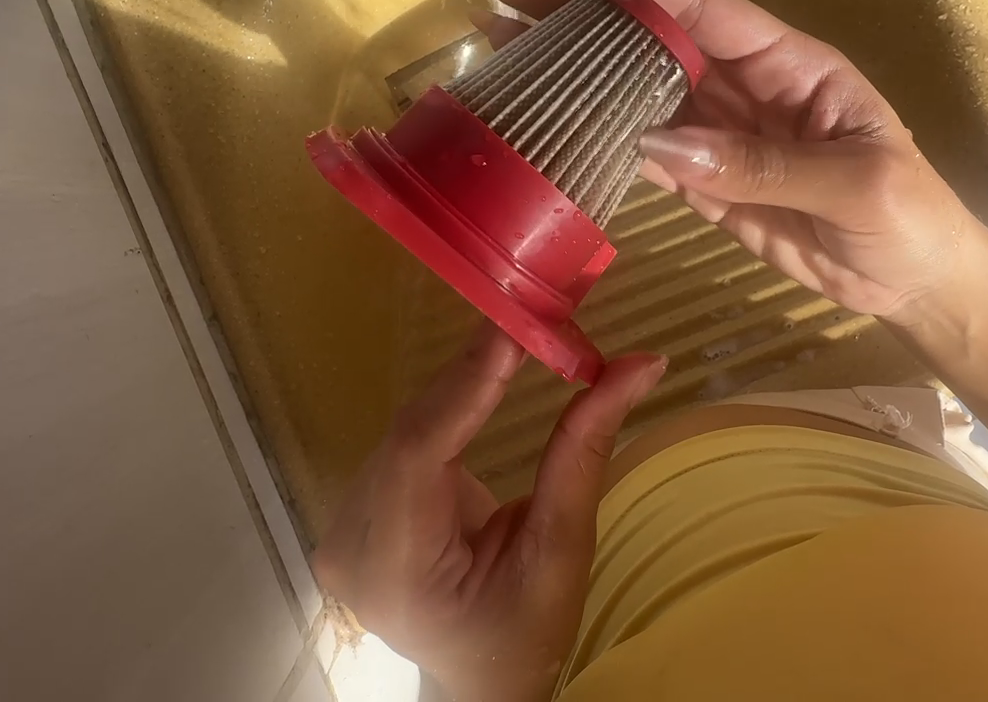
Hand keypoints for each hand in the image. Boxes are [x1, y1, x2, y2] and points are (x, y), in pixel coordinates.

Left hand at [314, 328, 666, 701]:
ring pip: (411, 423)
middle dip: (475, 372)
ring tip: (521, 340)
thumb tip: (641, 364)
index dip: (466, 383)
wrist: (482, 675)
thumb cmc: (524, 631)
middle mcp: (350, 541)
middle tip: (533, 321)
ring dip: (466, 382)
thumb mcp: (562, 549)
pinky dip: (454, 401)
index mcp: (392, 569)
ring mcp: (346, 521)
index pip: (418, 453)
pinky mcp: (361, 502)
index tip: (515, 327)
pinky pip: (410, 433)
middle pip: (413, 431)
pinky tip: (488, 372)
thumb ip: (584, 451)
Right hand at [469, 0, 978, 322]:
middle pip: (645, 34)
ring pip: (629, 87)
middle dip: (571, 3)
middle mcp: (739, 82)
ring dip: (568, 64)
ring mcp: (714, 130)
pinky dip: (592, 133)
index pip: (694, 3)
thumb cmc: (906, 215)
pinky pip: (637, 148)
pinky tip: (546, 117)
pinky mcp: (700, 178)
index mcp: (784, 60)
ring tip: (496, 41)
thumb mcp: (856, 182)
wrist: (913, 281)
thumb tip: (657, 142)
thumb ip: (763, 163)